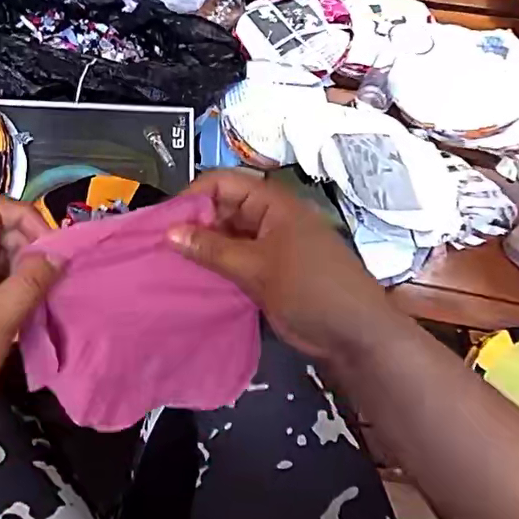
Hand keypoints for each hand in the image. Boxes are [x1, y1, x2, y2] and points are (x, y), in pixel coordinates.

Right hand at [169, 171, 405, 362]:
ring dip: (204, 247)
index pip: (224, 183)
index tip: (164, 223)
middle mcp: (271, 217)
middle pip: (224, 208)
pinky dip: (218, 266)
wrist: (357, 335)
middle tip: (162, 248)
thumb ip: (212, 249)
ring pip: (229, 236)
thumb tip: (169, 232)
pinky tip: (196, 280)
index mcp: (273, 203)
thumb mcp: (257, 268)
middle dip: (194, 223)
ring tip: (171, 265)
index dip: (193, 196)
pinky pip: (237, 259)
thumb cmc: (311, 290)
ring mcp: (272, 244)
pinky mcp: (271, 270)